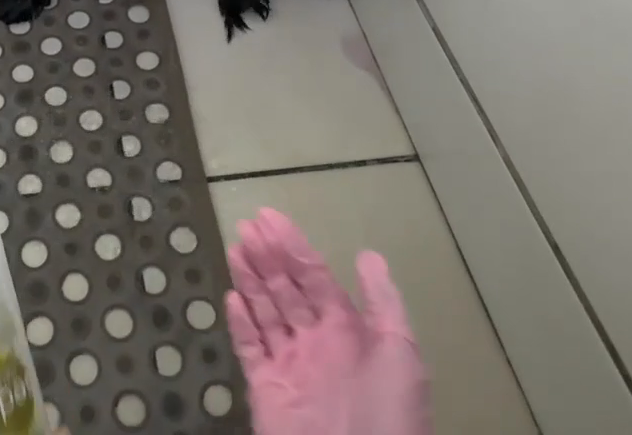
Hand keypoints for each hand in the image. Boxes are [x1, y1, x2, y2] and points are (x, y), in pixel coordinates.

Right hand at [225, 209, 432, 434]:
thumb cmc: (386, 418)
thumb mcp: (401, 358)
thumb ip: (383, 305)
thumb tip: (367, 254)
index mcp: (348, 332)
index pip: (314, 277)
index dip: (293, 245)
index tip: (268, 217)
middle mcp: (316, 342)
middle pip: (286, 289)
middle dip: (267, 256)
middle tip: (245, 224)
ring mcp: (289, 365)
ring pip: (265, 312)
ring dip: (250, 279)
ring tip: (234, 247)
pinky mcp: (266, 389)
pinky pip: (250, 349)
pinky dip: (240, 323)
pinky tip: (230, 297)